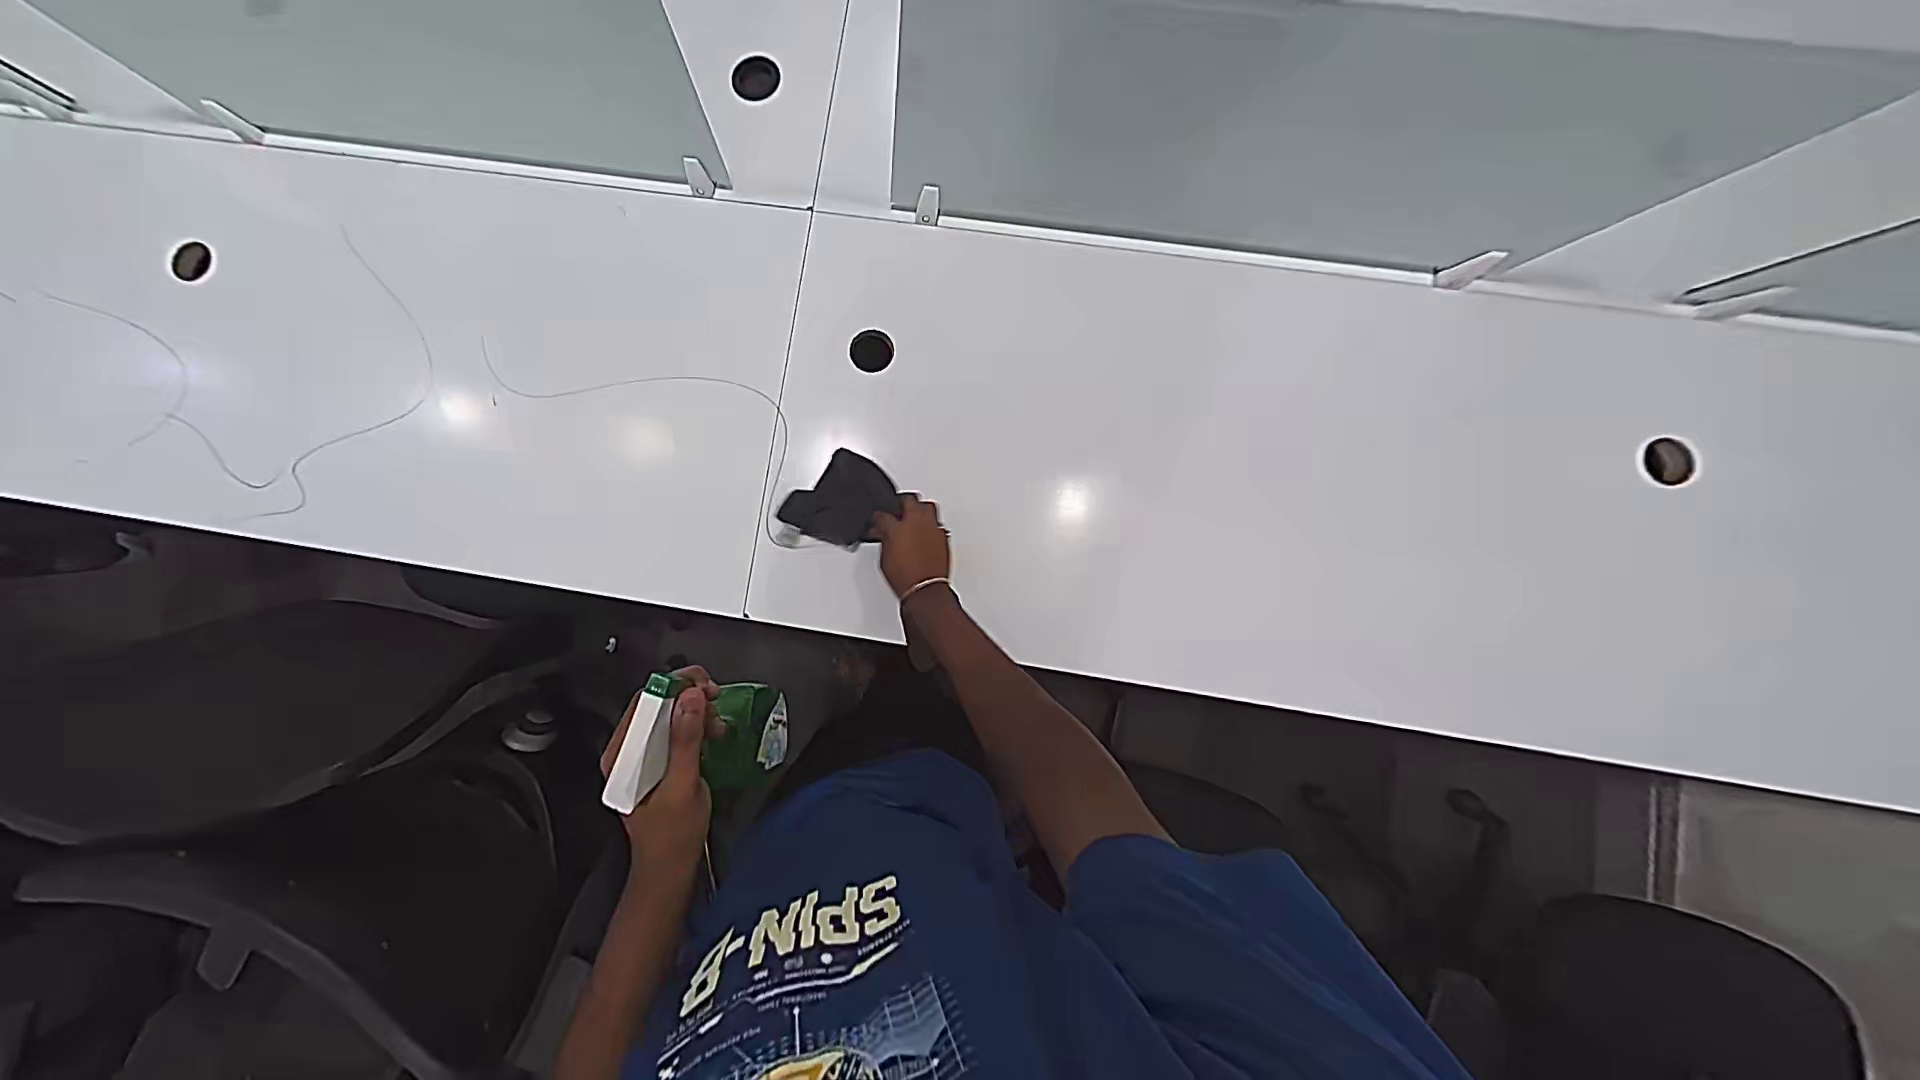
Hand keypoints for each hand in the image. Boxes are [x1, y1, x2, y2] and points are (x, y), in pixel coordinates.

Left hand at [601, 665, 723, 873]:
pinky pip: (677, 732)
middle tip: (717, 700)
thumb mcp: (683, 784)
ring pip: (670, 717)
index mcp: (622, 756)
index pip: (643, 703)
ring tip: (719, 727)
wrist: (670, 868)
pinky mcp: (660, 763)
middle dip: (690, 698)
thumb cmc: (673, 832)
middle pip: (657, 706)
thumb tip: (690, 696)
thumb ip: (685, 740)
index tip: (705, 685)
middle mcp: (628, 751)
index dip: (674, 686)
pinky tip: (713, 735)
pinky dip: (698, 727)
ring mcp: (643, 757)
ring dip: (698, 713)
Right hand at [871, 493, 949, 599]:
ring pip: (928, 506)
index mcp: (897, 528)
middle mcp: (917, 523)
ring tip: (914, 516)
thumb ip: (884, 540)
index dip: (878, 517)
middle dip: (901, 503)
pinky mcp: (943, 536)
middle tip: (897, 510)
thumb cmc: (906, 577)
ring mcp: (932, 528)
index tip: (877, 520)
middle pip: (910, 500)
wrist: (925, 589)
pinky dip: (930, 525)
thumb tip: (883, 533)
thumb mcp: (885, 559)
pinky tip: (925, 531)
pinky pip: (937, 523)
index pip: (884, 514)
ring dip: (919, 509)